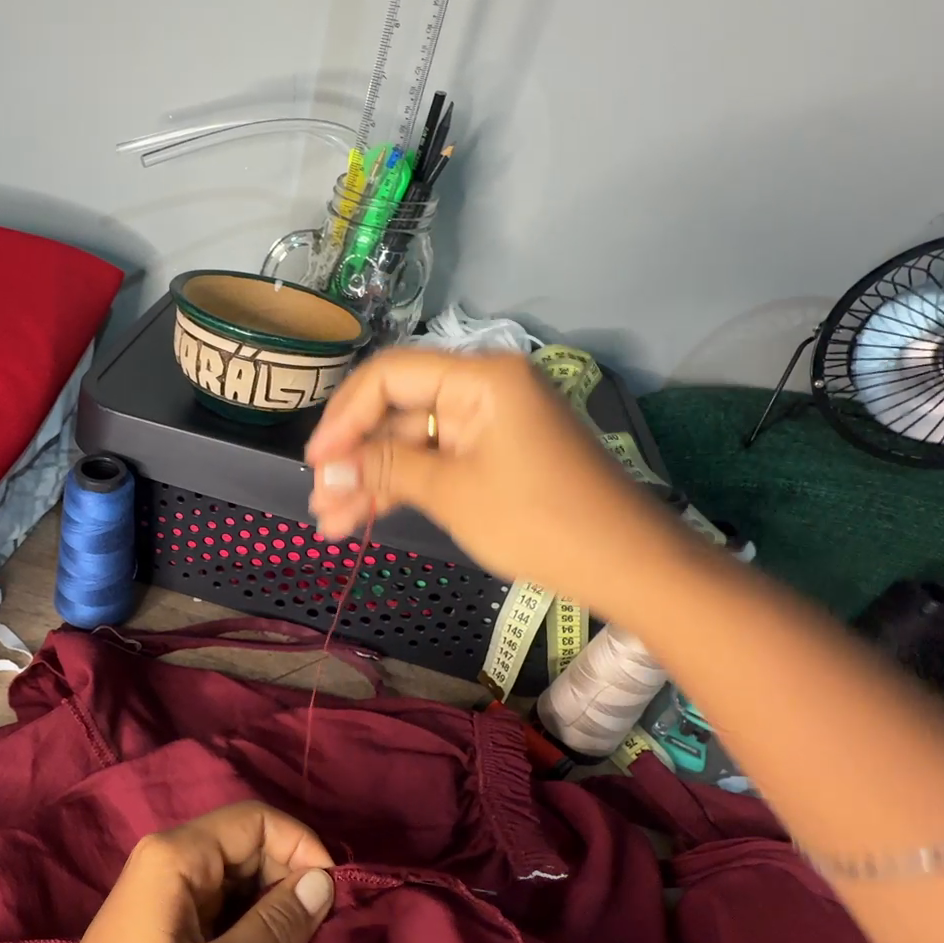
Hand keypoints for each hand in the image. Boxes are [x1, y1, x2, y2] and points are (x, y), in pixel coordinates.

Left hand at [6, 802, 335, 942]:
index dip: (302, 848)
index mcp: (175, 853)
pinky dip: (250, 923)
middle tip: (318, 934)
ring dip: (273, 905)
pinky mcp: (162, 924)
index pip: (256, 818)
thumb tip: (324, 882)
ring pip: (237, 876)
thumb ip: (275, 928)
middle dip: (289, 877)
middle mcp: (167, 858)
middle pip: (247, 843)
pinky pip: (220, 905)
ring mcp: (162, 891)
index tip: (333, 902)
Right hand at [305, 349, 683, 613]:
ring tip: (331, 523)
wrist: (627, 566)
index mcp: (480, 378)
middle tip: (320, 500)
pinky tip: (363, 517)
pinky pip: (434, 460)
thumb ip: (384, 469)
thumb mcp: (451, 493)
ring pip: (409, 441)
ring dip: (370, 479)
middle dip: (354, 456)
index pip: (389, 376)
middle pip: (396, 409)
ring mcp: (488, 422)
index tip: (316, 464)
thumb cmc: (540, 522)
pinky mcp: (492, 453)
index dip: (344, 417)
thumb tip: (325, 470)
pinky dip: (402, 487)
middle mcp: (482, 388)